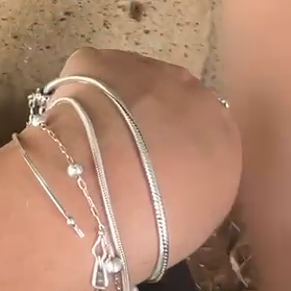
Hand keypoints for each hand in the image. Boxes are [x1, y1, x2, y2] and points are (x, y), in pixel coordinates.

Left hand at [28, 48, 239, 290]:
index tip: (153, 168)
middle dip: (146, 120)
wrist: (95, 197)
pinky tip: (66, 122)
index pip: (202, 134)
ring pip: (130, 81)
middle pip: (169, 99)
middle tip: (119, 153)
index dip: (174, 147)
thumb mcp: (191, 223)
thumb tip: (170, 187)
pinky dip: (78, 92)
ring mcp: (146, 69)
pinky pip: (90, 73)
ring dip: (114, 102)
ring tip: (89, 140)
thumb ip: (191, 190)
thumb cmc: (149, 230)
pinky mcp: (100, 60)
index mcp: (223, 137)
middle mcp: (192, 93)